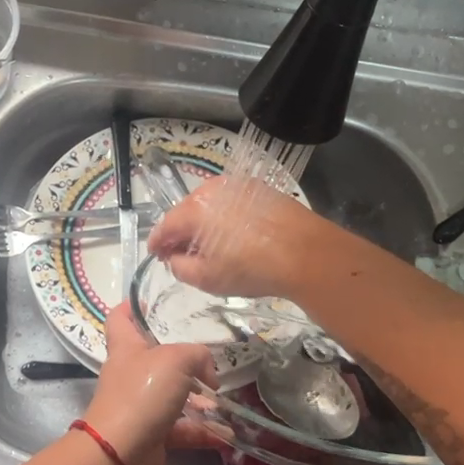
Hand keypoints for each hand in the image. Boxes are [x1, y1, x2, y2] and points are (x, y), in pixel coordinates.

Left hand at [81, 304, 215, 464]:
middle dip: (182, 358)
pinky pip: (181, 428)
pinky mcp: (151, 433)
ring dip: (198, 398)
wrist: (121, 451)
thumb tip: (208, 374)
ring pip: (172, 395)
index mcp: (126, 347)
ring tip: (225, 398)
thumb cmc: (142, 393)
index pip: (120, 318)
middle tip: (210, 356)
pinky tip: (227, 433)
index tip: (152, 302)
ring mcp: (140, 405)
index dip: (132, 307)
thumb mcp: (175, 359)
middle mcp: (130, 373)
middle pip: (154, 357)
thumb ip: (197, 355)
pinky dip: (203, 430)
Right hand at [147, 177, 339, 298]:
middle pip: (185, 212)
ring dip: (204, 224)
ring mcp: (238, 185)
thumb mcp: (208, 279)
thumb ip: (180, 267)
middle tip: (183, 255)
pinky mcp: (260, 189)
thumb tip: (175, 257)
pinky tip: (234, 236)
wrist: (307, 254)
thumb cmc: (252, 268)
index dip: (157, 243)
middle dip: (181, 233)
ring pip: (209, 206)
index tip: (156, 255)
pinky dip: (225, 218)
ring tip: (210, 247)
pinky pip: (231, 203)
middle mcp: (213, 190)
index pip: (164, 226)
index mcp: (194, 209)